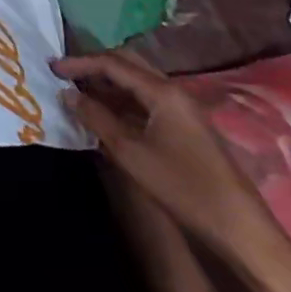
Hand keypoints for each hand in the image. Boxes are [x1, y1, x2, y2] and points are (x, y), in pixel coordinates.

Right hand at [51, 51, 268, 247]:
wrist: (239, 229)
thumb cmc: (182, 186)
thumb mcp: (129, 151)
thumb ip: (95, 117)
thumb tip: (67, 93)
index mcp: (163, 92)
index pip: (113, 63)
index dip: (79, 62)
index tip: (51, 68)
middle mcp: (174, 92)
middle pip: (128, 65)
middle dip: (93, 65)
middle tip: (64, 74)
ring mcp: (183, 109)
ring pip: (138, 83)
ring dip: (107, 83)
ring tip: (78, 92)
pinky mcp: (186, 127)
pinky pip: (147, 100)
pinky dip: (121, 100)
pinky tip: (105, 113)